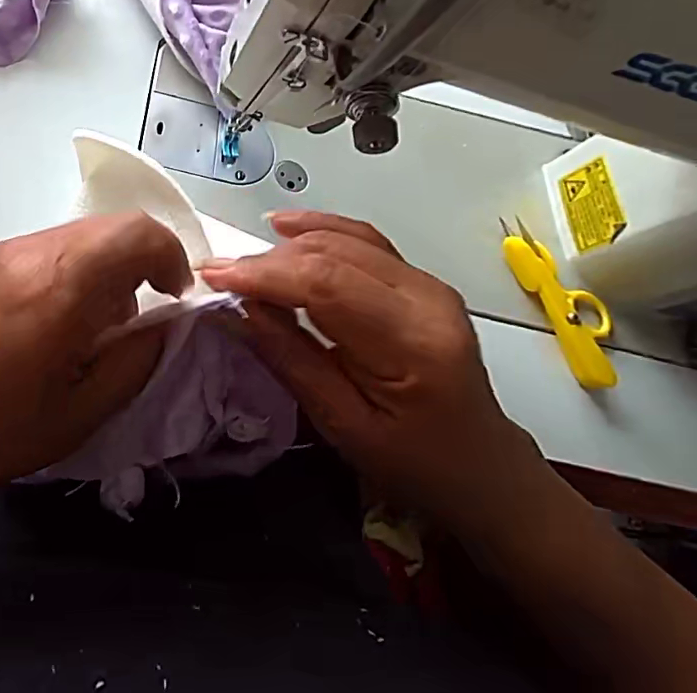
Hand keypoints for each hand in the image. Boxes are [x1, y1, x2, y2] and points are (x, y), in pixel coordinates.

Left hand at [0, 211, 190, 509]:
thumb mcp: (76, 415)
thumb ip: (134, 361)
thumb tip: (164, 325)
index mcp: (59, 287)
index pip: (138, 233)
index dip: (173, 258)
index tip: (175, 299)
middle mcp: (33, 252)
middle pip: (114, 227)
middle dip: (144, 263)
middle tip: (140, 320)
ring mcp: (7, 250)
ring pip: (85, 235)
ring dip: (111, 268)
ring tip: (97, 329)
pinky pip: (55, 247)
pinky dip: (80, 271)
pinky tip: (60, 322)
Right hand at [200, 210, 539, 515]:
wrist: (482, 468)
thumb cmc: (415, 464)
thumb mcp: (343, 426)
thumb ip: (290, 359)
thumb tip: (238, 309)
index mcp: (412, 345)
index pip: (326, 284)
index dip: (264, 273)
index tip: (214, 276)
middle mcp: (427, 299)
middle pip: (334, 254)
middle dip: (268, 261)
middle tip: (220, 276)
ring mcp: (428, 283)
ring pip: (346, 239)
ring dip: (288, 246)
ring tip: (243, 263)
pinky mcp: (420, 280)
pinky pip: (363, 241)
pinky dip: (320, 232)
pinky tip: (285, 229)